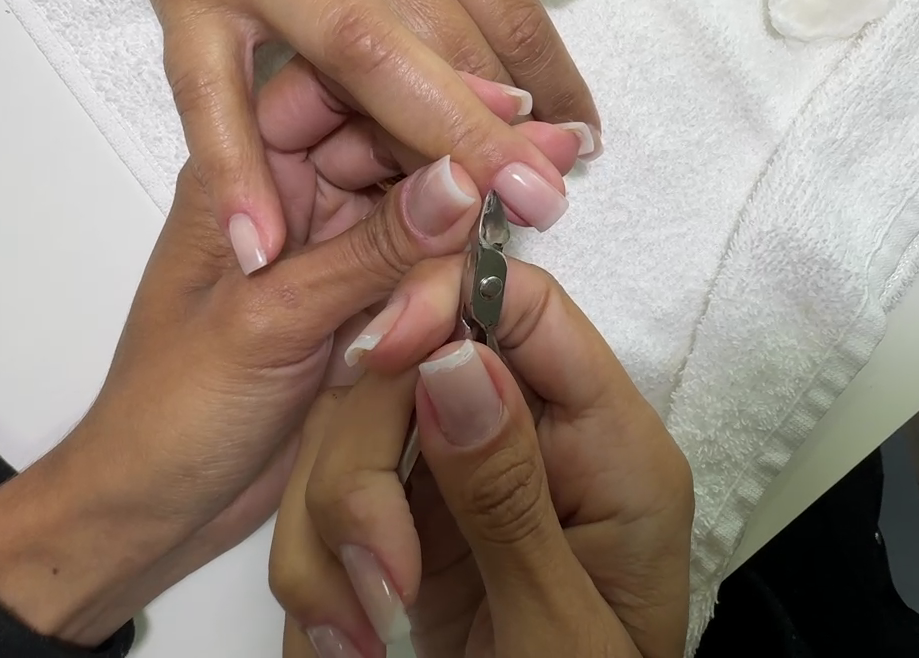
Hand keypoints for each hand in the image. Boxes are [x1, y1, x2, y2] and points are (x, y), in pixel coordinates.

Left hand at [0, 65, 585, 645]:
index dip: (421, 88)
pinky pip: (424, 256)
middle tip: (554, 156)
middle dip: (468, 152)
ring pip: (419, 199)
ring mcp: (335, 238)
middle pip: (394, 141)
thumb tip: (468, 176)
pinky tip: (510, 244)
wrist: (163, 508)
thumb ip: (374, 247)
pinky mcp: (363, 287)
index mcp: (247, 166)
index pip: (341, 91)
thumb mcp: (275, 318)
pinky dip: (462, 260)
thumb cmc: (180, 406)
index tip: (506, 104)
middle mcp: (298, 187)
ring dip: (468, 217)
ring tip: (531, 213)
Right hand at [269, 258, 693, 657]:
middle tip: (384, 577)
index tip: (383, 350)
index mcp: (602, 441)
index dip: (448, 297)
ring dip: (332, 532)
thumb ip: (511, 495)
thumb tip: (456, 356)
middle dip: (366, 461)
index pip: (528, 306)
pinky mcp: (399, 518)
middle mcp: (526, 437)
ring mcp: (454, 476)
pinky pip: (318, 500)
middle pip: (413, 360)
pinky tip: (354, 646)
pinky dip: (315, 573)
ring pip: (347, 428)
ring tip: (369, 639)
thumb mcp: (564, 633)